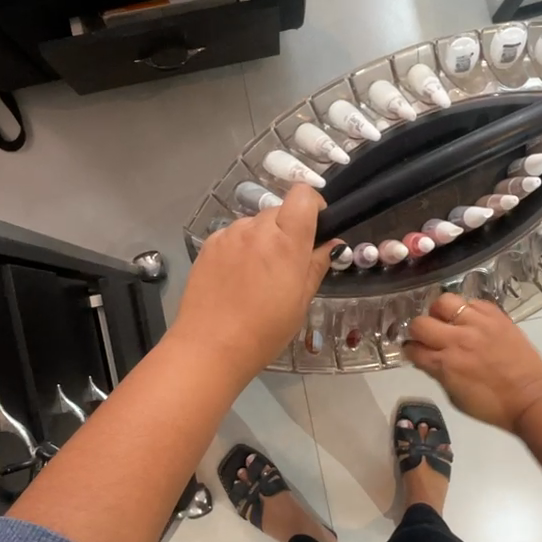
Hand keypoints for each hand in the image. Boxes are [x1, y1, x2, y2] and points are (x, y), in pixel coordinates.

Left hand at [169, 183, 331, 381]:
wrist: (210, 346)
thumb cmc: (264, 330)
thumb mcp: (301, 301)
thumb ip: (317, 265)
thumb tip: (333, 244)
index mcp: (286, 241)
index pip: (303, 195)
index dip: (313, 205)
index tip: (315, 227)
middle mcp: (256, 229)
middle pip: (279, 211)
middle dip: (287, 230)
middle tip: (286, 265)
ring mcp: (229, 235)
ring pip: (254, 224)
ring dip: (262, 240)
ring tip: (257, 276)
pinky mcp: (208, 245)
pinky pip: (233, 236)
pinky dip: (241, 248)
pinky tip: (236, 278)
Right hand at [403, 292, 541, 432]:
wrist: (530, 397)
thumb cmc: (491, 405)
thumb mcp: (455, 396)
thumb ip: (438, 373)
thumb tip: (428, 359)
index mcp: (444, 364)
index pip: (412, 349)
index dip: (410, 351)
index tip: (415, 352)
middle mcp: (457, 339)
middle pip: (420, 322)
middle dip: (418, 330)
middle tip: (428, 336)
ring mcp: (478, 324)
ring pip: (444, 302)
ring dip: (440, 312)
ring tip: (448, 321)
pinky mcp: (497, 316)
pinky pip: (473, 302)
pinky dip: (466, 309)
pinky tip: (470, 320)